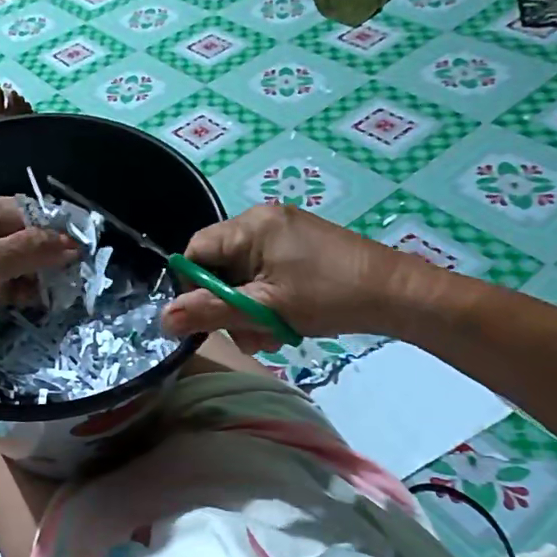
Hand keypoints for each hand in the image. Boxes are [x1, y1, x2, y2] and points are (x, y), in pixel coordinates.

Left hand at [0, 192, 78, 403]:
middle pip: (28, 235)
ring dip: (45, 274)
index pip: (24, 211)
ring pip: (28, 259)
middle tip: (74, 270)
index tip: (79, 247)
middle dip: (50, 253)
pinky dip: (33, 289)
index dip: (53, 228)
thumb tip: (74, 246)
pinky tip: (44, 299)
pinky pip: (21, 279)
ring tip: (62, 288)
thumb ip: (31, 249)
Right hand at [159, 205, 429, 352]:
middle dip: (229, 306)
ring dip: (250, 310)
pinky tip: (285, 324)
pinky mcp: (302, 248)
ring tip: (273, 335)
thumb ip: (211, 312)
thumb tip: (163, 319)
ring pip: (244, 275)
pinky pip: (267, 274)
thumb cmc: (328, 295)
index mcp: (251, 225)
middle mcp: (264, 220)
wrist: (393, 294)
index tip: (207, 319)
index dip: (193, 287)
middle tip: (249, 335)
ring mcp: (286, 233)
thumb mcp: (265, 308)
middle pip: (220, 265)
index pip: (196, 250)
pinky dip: (269, 301)